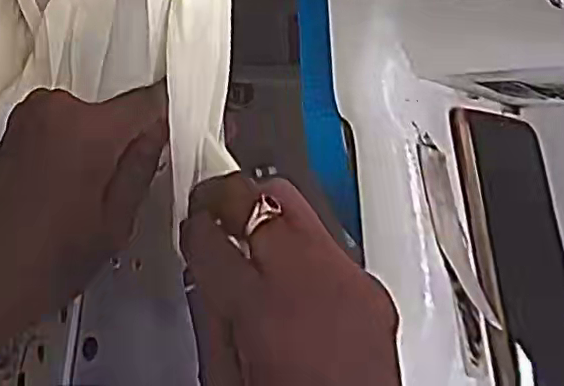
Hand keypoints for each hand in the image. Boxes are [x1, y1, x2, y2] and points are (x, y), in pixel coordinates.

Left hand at [0, 84, 168, 375]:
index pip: (147, 100)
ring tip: (86, 186)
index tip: (174, 124)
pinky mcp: (20, 118)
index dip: (166, 113)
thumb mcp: (115, 223)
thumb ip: (143, 166)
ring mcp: (36, 109)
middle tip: (123, 178)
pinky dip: (71, 138)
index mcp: (91, 130)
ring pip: (89, 114)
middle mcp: (61, 108)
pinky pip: (63, 118)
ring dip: (96, 138)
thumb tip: (157, 132)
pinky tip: (65, 179)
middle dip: (126, 136)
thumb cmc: (46, 258)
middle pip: (115, 109)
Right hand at [182, 174, 399, 385]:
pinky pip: (327, 244)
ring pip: (293, 204)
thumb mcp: (228, 380)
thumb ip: (212, 318)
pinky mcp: (372, 288)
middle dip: (224, 196)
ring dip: (263, 210)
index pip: (211, 237)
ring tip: (246, 224)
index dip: (193, 226)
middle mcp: (309, 281)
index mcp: (263, 311)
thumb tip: (204, 271)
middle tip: (209, 204)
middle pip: (255, 197)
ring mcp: (347, 279)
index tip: (191, 227)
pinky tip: (290, 267)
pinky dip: (302, 245)